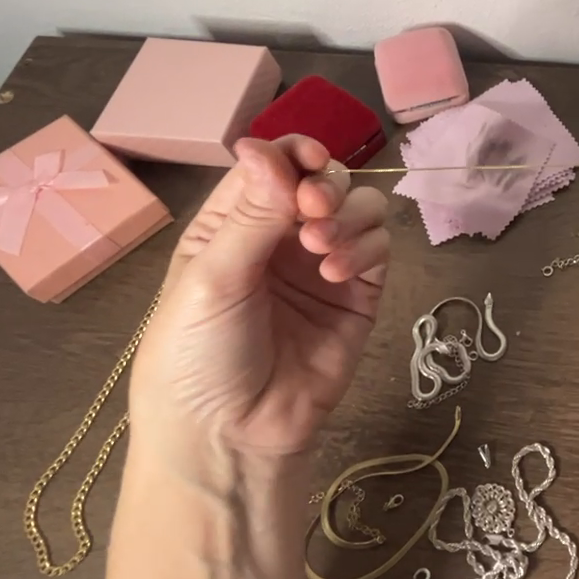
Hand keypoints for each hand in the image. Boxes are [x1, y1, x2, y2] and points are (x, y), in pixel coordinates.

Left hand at [129, 136, 392, 466]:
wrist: (234, 435)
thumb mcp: (211, 278)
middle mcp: (284, 236)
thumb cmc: (197, 355)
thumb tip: (265, 144)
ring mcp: (326, 262)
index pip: (275, 166)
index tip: (310, 160)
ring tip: (323, 251)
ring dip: (349, 217)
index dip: (296, 152)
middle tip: (313, 210)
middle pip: (326, 179)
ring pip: (362, 207)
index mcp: (234, 224)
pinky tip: (338, 274)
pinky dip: (366, 248)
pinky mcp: (362, 290)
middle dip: (327, 185)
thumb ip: (252, 213)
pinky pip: (381, 246)